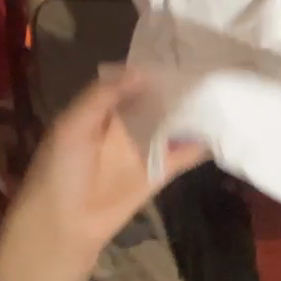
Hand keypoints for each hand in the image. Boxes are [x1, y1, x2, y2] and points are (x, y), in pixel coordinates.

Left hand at [1, 69, 207, 272]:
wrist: (63, 226)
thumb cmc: (61, 172)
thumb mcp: (72, 126)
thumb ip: (102, 97)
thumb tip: (142, 72)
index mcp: (100, 112)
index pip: (129, 84)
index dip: (150, 70)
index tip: (178, 54)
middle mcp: (124, 127)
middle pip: (155, 103)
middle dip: (176, 89)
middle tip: (208, 68)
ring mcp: (143, 150)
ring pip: (172, 126)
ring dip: (191, 114)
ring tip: (220, 93)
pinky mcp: (158, 174)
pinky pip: (182, 155)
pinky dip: (199, 146)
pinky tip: (220, 130)